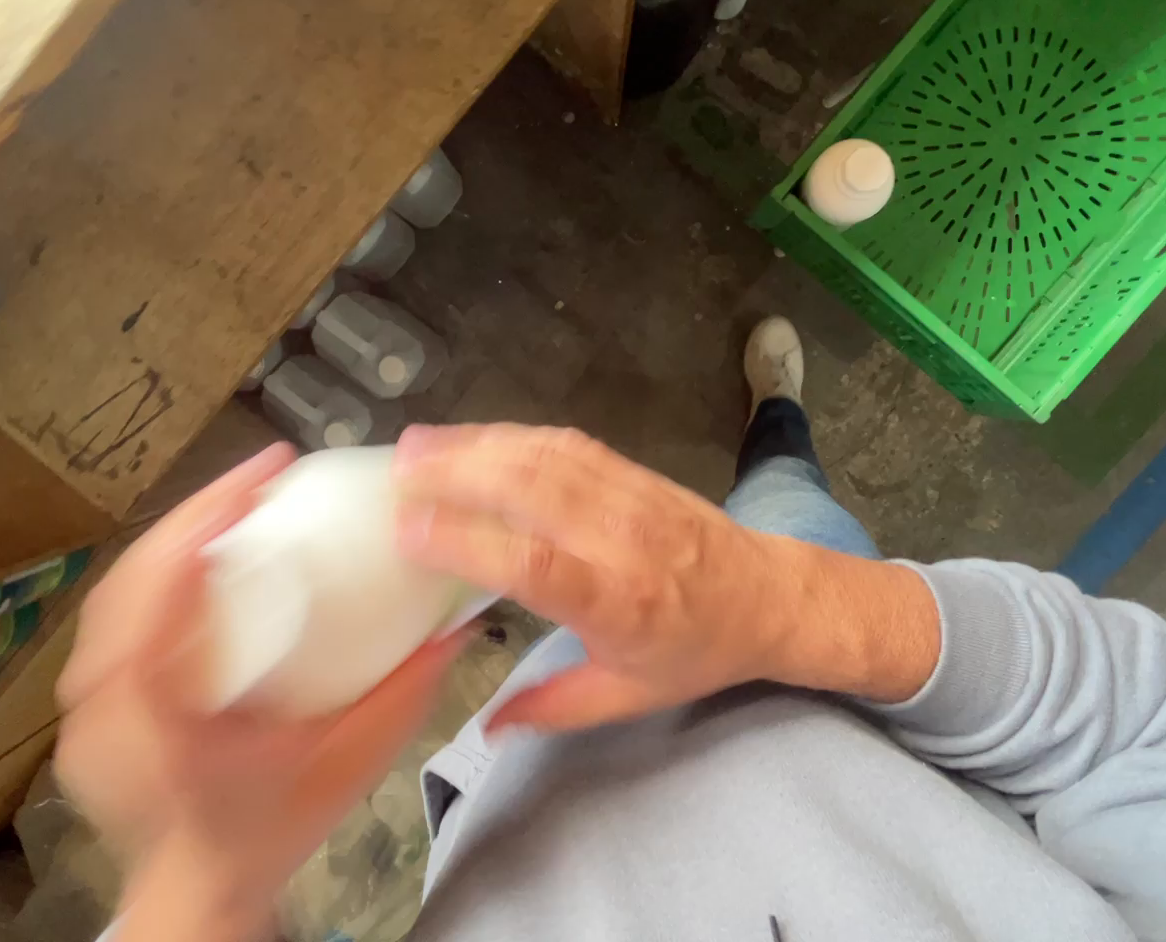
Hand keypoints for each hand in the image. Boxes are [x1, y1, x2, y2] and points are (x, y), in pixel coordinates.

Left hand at [55, 443, 463, 941]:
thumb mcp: (351, 766)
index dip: (204, 523)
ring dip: (175, 535)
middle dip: (195, 512)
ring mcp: (86, 709)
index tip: (263, 476)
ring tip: (237, 502)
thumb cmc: (269, 834)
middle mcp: (106, 708)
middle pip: (131, 580)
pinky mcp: (92, 706)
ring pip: (117, 593)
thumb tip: (456, 626)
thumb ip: (405, 695)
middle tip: (261, 474)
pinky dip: (159, 570)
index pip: (159, 600)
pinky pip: (118, 617)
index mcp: (159, 722)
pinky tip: (205, 555)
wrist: (198, 898)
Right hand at [392, 424, 940, 732]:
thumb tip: (485, 728)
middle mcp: (617, 537)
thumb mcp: (630, 696)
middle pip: (531, 490)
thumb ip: (554, 708)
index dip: (469, 540)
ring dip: (479, 443)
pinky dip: (517, 436)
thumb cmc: (696, 651)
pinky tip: (480, 437)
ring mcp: (627, 495)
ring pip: (544, 457)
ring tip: (421, 442)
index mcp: (614, 600)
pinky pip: (567, 444)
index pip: (533, 563)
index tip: (407, 528)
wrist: (769, 596)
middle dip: (459, 471)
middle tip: (397, 467)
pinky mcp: (632, 471)